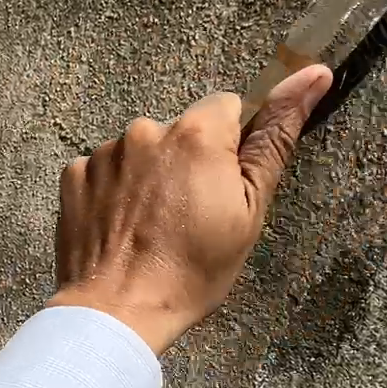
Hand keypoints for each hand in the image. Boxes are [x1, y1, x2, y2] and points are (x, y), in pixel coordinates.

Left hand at [48, 64, 333, 353]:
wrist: (117, 313)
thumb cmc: (189, 272)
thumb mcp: (248, 212)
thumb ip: (276, 139)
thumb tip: (313, 74)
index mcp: (197, 133)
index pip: (226, 110)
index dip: (228, 151)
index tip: (220, 191)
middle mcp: (146, 130)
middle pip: (178, 133)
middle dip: (184, 165)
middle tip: (182, 221)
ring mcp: (104, 154)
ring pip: (138, 154)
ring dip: (145, 180)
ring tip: (147, 232)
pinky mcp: (73, 178)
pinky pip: (101, 173)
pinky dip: (110, 195)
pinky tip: (118, 231)